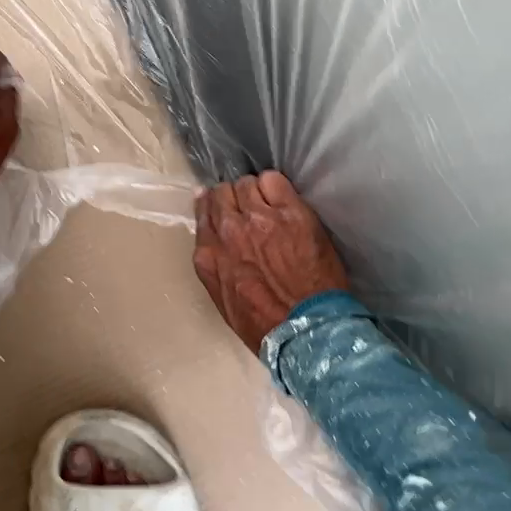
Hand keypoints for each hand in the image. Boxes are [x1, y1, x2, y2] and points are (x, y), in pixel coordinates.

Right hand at [193, 171, 349, 348]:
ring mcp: (259, 218)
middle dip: (234, 198)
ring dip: (255, 192)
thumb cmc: (263, 324)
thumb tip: (208, 232)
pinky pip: (273, 179)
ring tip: (270, 206)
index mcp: (208, 253)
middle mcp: (228, 230)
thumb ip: (211, 262)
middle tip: (251, 210)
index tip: (228, 210)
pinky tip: (283, 200)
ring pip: (247, 183)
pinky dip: (275, 186)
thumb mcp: (221, 297)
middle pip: (223, 192)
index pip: (204, 210)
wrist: (306, 330)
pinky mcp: (290, 212)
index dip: (217, 207)